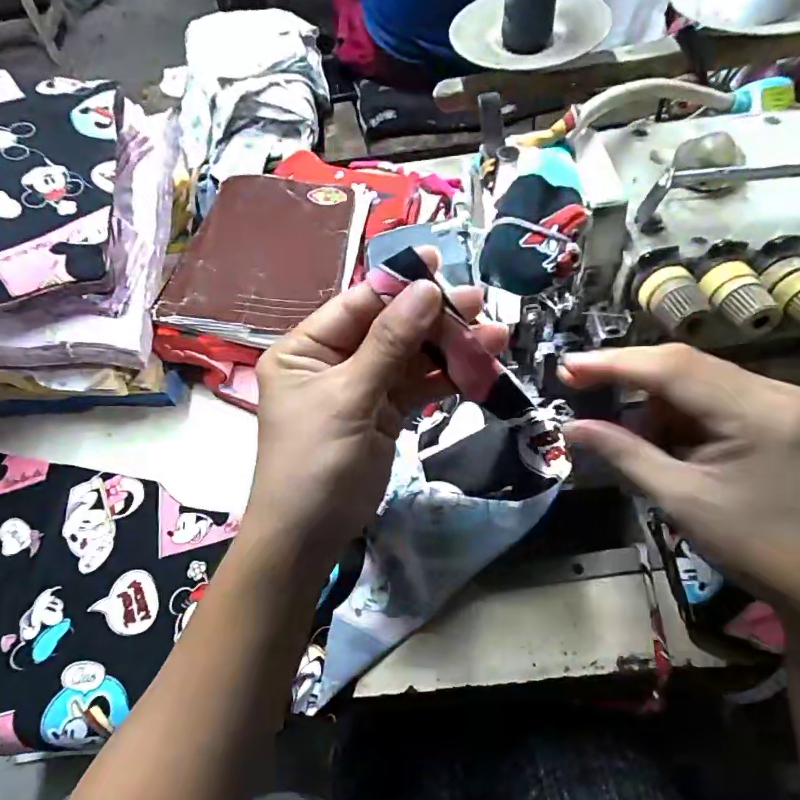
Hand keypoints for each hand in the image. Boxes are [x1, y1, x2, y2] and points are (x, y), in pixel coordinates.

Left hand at [250, 247, 508, 550]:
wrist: (308, 536)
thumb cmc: (315, 462)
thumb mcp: (349, 398)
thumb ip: (389, 344)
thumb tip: (425, 289)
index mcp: (305, 349)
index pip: (357, 305)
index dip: (398, 284)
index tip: (439, 264)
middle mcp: (331, 362)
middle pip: (388, 328)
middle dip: (432, 317)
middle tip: (479, 302)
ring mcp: (360, 390)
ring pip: (408, 359)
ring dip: (447, 347)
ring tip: (494, 333)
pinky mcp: (382, 416)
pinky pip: (416, 388)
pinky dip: (445, 379)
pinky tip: (479, 365)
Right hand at [559, 344, 799, 613]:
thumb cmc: (752, 545)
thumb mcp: (680, 499)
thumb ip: (625, 454)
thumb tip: (573, 428)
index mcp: (755, 409)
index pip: (673, 368)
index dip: (614, 363)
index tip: (567, 366)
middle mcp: (773, 390)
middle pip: (685, 366)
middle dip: (630, 378)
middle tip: (577, 386)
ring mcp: (780, 400)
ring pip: (697, 381)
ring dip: (655, 403)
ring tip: (630, 439)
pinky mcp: (778, 415)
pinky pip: (715, 398)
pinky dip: (680, 415)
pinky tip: (665, 443)